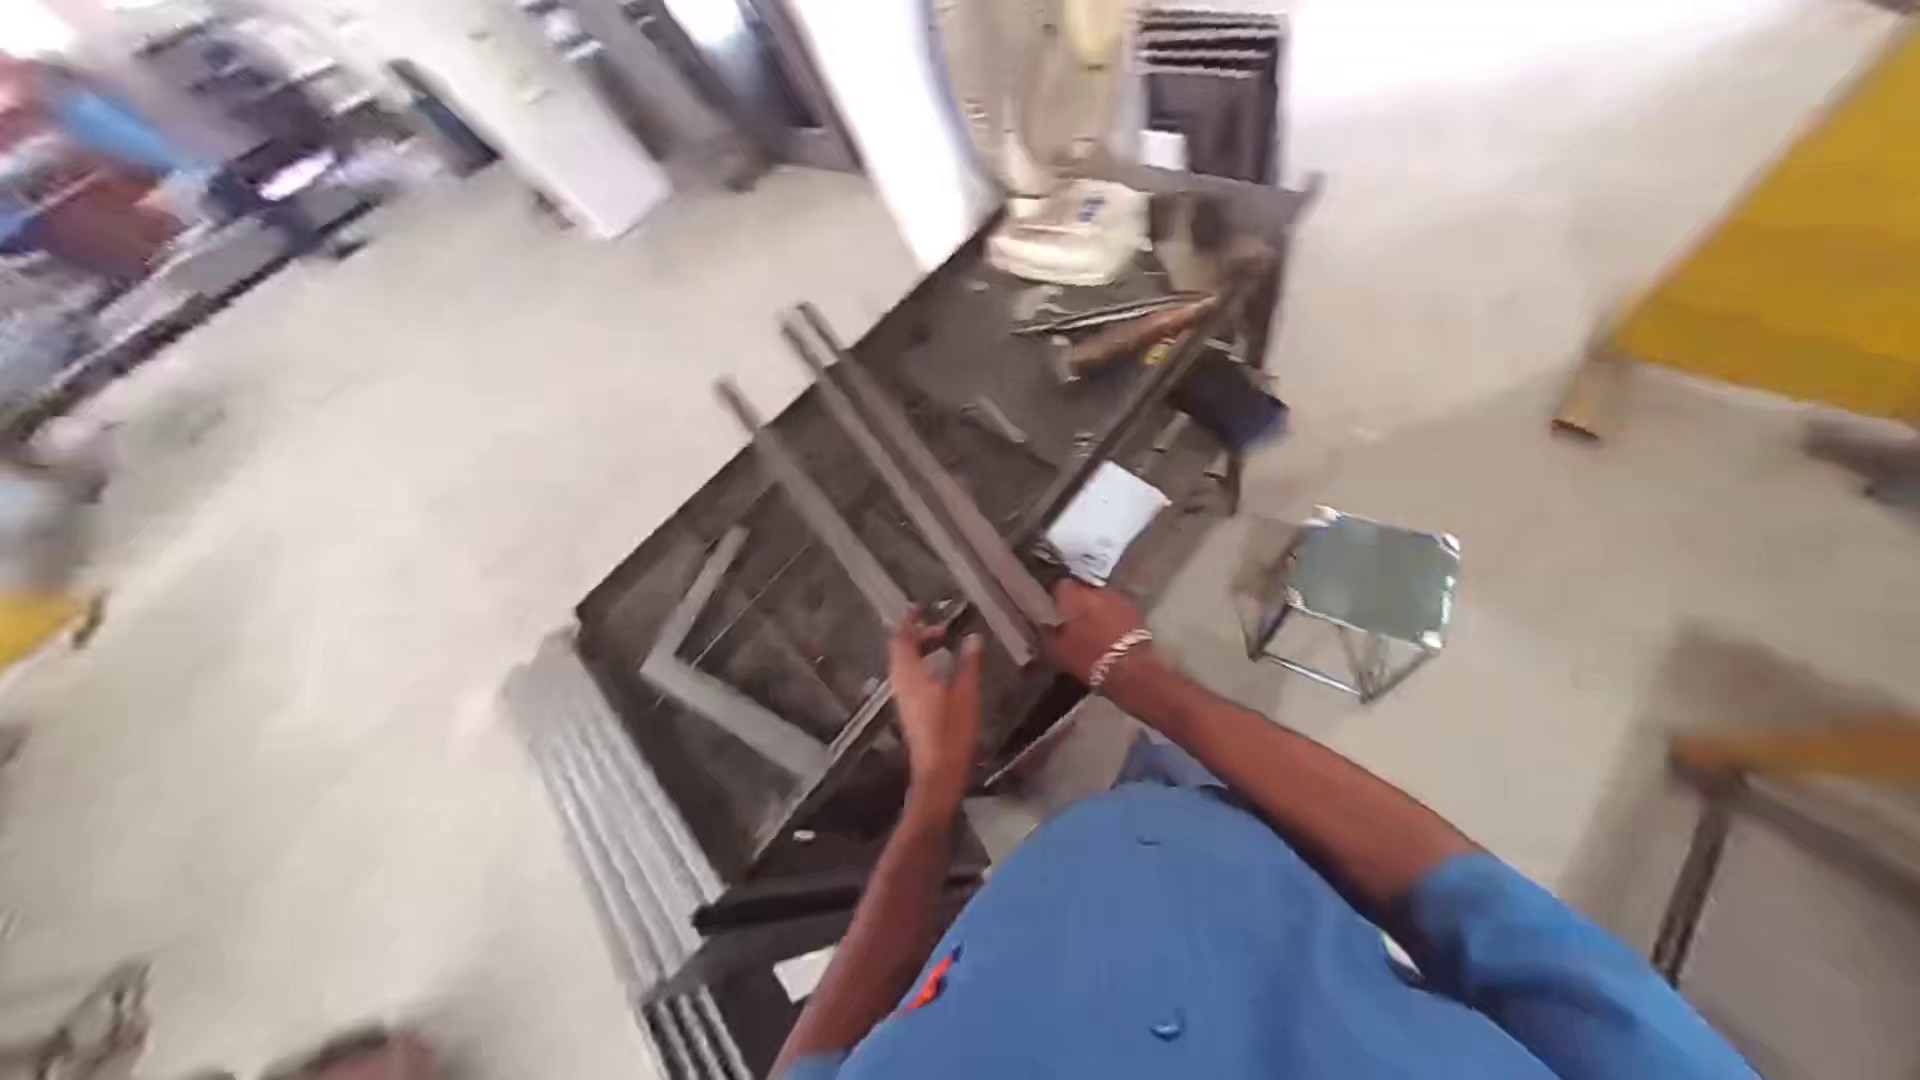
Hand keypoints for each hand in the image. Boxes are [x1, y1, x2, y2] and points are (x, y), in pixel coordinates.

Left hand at [888, 612, 982, 815]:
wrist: (938, 773)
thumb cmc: (952, 732)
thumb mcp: (967, 694)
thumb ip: (969, 663)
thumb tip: (972, 637)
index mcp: (911, 675)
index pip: (902, 639)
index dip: (909, 621)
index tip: (919, 607)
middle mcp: (901, 683)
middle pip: (900, 650)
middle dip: (917, 634)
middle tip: (941, 629)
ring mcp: (903, 698)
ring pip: (903, 664)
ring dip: (918, 649)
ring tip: (942, 645)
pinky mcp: (909, 709)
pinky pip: (908, 676)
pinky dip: (919, 664)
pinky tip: (940, 671)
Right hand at [1043, 580, 1151, 684]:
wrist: (1131, 669)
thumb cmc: (1088, 657)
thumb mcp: (1057, 652)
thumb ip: (1047, 635)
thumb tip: (1044, 626)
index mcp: (1074, 596)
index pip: (1061, 585)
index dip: (1057, 596)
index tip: (1054, 608)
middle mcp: (1096, 591)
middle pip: (1083, 590)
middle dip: (1078, 602)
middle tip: (1072, 619)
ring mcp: (1118, 599)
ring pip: (1101, 599)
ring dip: (1095, 609)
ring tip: (1091, 626)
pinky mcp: (1135, 611)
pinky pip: (1116, 609)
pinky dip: (1110, 617)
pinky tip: (1108, 632)